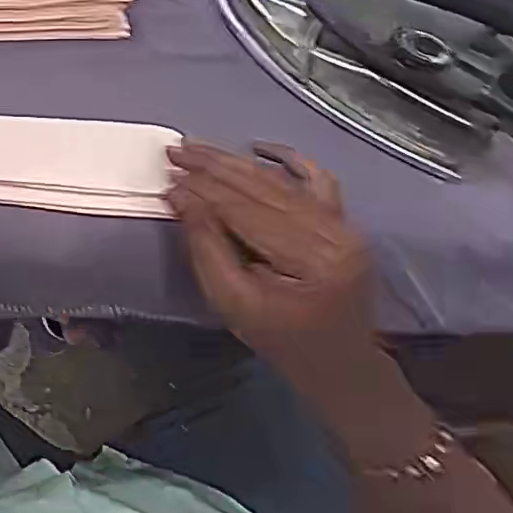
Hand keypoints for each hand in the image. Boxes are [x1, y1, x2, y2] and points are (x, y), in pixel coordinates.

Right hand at [166, 141, 374, 360]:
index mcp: (312, 260)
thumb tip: (182, 197)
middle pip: (263, 188)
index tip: (168, 180)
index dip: (203, 193)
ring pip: (281, 181)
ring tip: (197, 148)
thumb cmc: (281, 340)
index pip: (246, 211)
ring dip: (235, 162)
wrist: (340, 365)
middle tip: (175, 152)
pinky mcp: (344, 222)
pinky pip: (317, 180)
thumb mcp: (232, 303)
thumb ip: (206, 247)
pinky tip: (258, 147)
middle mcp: (335, 234)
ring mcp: (344, 225)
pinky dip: (289, 160)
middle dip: (213, 168)